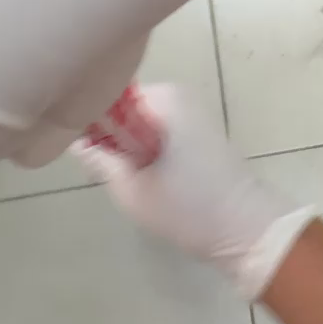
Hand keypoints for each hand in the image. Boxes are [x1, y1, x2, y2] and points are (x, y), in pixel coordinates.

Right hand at [77, 84, 317, 298]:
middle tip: (106, 171)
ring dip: (131, 146)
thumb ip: (101, 160)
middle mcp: (179, 94)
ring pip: (143, 123)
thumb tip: (76, 140)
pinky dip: (149, 149)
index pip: (112, 97)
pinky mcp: (201, 130)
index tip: (84, 149)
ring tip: (128, 178)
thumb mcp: (132, 189)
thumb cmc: (187, 207)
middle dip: (113, 136)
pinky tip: (149, 178)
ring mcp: (193, 111)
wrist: (246, 229)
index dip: (93, 122)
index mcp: (164, 97)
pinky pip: (161, 130)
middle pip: (128, 109)